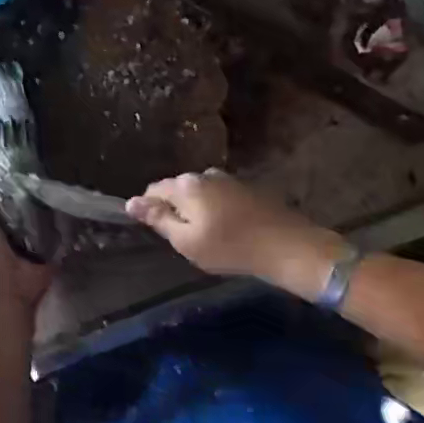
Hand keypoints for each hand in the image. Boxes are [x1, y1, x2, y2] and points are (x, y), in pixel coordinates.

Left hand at [0, 168, 51, 307]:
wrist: (9, 286)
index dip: (4, 179)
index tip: (18, 158)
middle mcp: (10, 229)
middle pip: (20, 204)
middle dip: (28, 189)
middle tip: (42, 166)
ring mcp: (31, 239)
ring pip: (39, 215)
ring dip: (46, 202)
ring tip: (57, 178)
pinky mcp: (49, 249)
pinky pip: (57, 230)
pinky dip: (62, 219)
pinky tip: (68, 200)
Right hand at [125, 171, 345, 299]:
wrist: (292, 248)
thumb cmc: (232, 248)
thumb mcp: (186, 241)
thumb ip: (157, 219)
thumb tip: (131, 202)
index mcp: (185, 185)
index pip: (153, 191)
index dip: (150, 210)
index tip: (161, 232)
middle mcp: (205, 174)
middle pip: (177, 190)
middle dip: (175, 209)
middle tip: (186, 238)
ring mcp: (230, 179)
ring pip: (200, 193)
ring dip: (198, 210)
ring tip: (209, 235)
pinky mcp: (249, 188)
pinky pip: (220, 196)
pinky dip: (218, 210)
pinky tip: (229, 230)